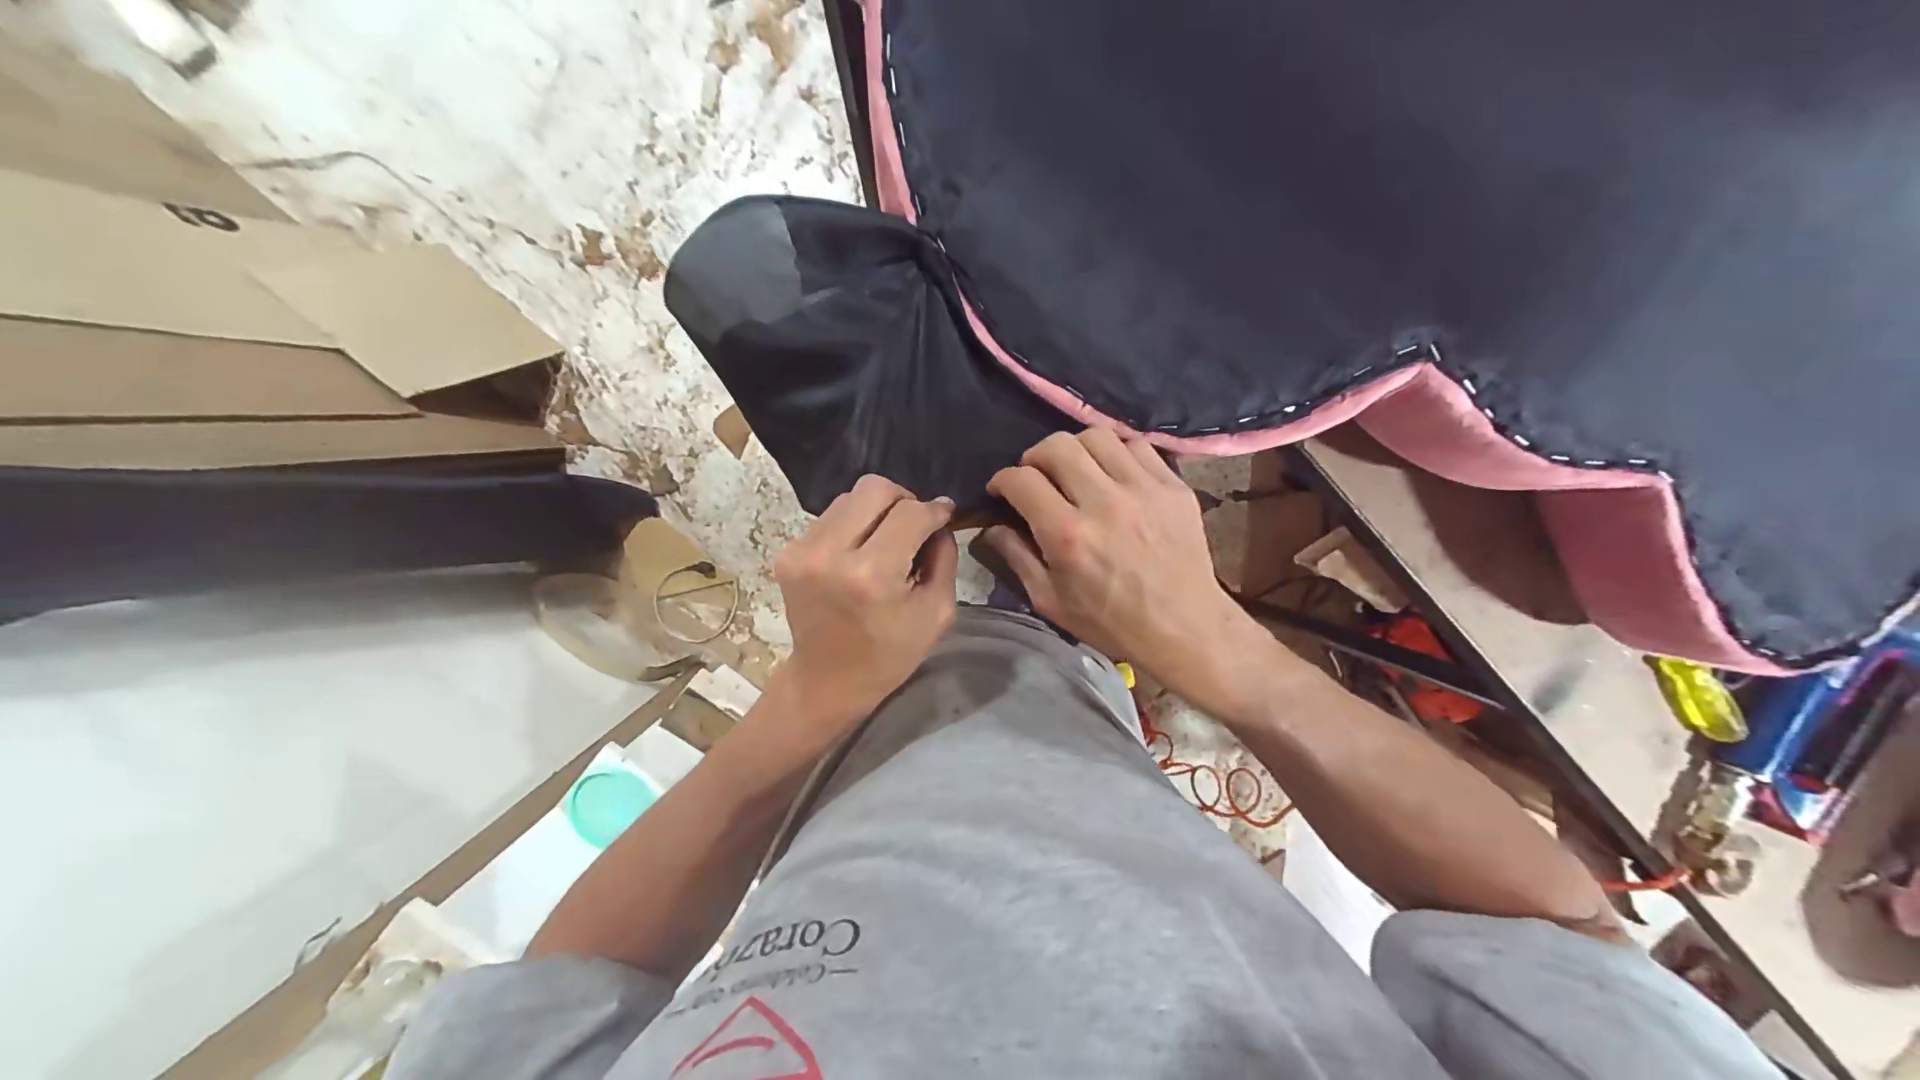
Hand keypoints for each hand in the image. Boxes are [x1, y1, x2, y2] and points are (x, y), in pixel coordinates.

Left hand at [771, 474, 958, 722]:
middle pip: (875, 488)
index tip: (945, 515)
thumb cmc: (889, 654)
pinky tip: (861, 551)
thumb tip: (940, 519)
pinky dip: (853, 525)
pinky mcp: (788, 553)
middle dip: (904, 499)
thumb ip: (944, 557)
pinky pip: (830, 517)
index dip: (934, 510)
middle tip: (915, 523)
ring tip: (887, 539)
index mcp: (871, 576)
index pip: (910, 513)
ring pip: (850, 497)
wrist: (827, 680)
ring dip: (876, 510)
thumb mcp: (937, 612)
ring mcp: (802, 551)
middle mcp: (830, 555)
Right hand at [984, 429, 1256, 694]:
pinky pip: (1137, 445)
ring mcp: (1144, 489)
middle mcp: (1104, 503)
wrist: (1183, 628)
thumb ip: (1017, 557)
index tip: (1002, 490)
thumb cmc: (1110, 622)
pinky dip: (1116, 452)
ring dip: (1075, 448)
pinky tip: (1112, 472)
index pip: (1022, 480)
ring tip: (1075, 470)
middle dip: (1034, 457)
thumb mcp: (1050, 601)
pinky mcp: (1173, 486)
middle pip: (1057, 446)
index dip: (1002, 479)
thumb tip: (992, 527)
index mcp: (1068, 535)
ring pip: (1097, 436)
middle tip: (1036, 476)